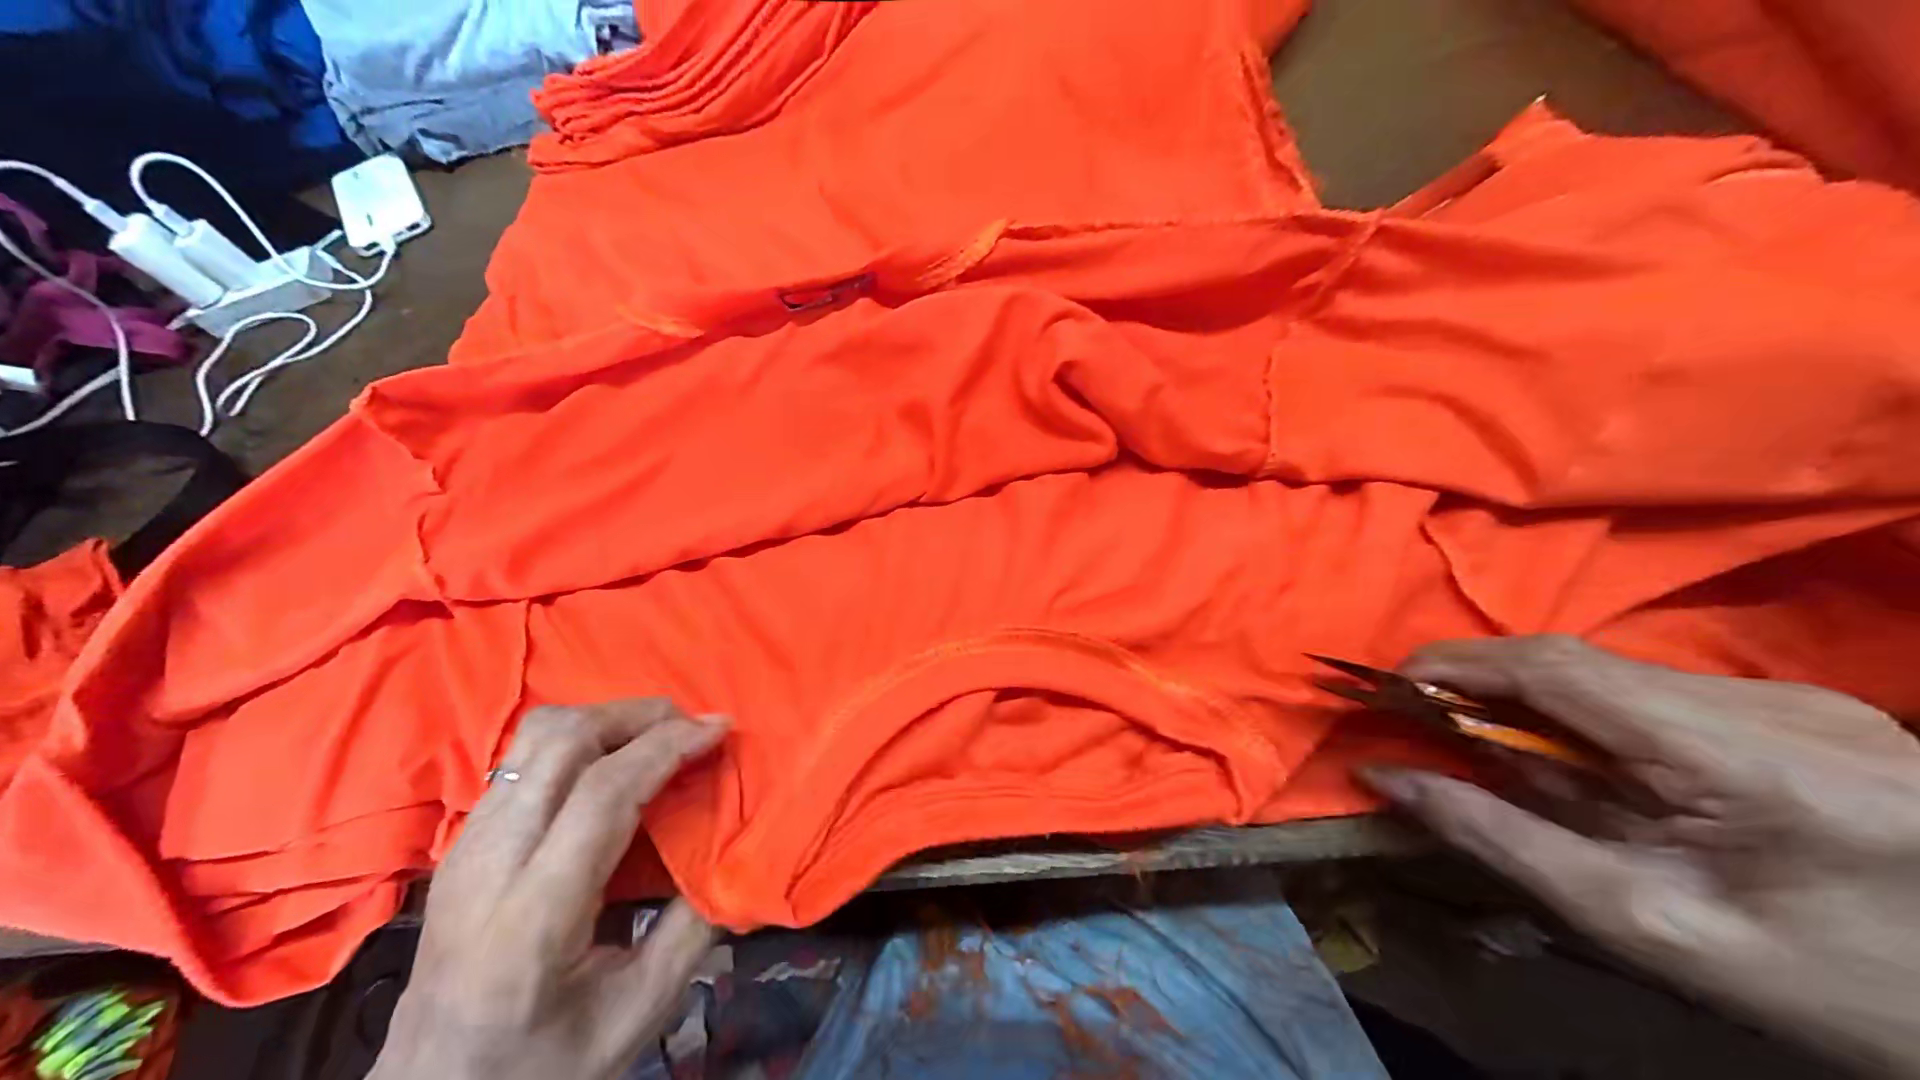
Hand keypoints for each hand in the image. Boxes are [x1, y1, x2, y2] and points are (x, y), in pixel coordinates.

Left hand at [369, 701, 729, 1079]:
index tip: (718, 729)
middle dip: (637, 715)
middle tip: (690, 725)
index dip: (667, 747)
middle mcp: (486, 866)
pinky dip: (580, 740)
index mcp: (532, 919)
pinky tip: (614, 763)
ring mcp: (464, 847)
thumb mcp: (637, 1011)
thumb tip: (736, 848)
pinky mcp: (461, 842)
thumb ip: (693, 927)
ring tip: (657, 736)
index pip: (602, 794)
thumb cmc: (542, 1062)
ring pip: (534, 738)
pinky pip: (523, 758)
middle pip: (560, 742)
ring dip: (606, 719)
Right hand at [1363, 636, 1919, 1076]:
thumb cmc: (1843, 994)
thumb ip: (1504, 841)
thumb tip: (1387, 776)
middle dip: (1484, 688)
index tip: (1385, 685)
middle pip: (1580, 667)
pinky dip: (1593, 722)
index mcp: (1748, 760)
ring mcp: (1798, 699)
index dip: (1456, 662)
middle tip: (1426, 730)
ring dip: (1536, 709)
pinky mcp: (1808, 711)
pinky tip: (1602, 776)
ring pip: (1613, 677)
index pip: (1559, 667)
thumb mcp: (1651, 929)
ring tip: (1508, 764)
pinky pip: (1655, 696)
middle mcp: (1773, 703)